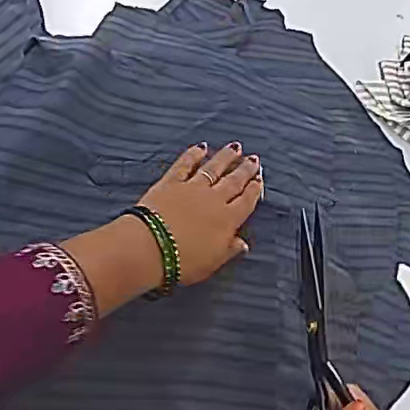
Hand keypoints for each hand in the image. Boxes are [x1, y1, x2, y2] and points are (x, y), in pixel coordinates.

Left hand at [138, 142, 263, 286]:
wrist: (150, 247)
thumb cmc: (182, 261)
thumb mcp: (212, 262)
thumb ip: (229, 250)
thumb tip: (242, 244)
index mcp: (227, 220)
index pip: (246, 201)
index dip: (254, 190)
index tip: (259, 180)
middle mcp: (214, 200)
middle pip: (234, 181)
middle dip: (245, 169)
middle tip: (254, 159)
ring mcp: (192, 188)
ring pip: (214, 168)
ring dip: (226, 157)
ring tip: (235, 147)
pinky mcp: (171, 183)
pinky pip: (185, 164)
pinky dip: (194, 154)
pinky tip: (201, 147)